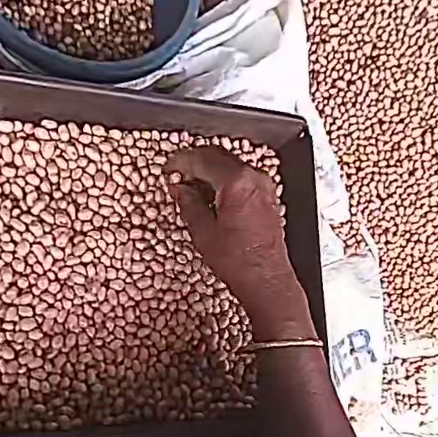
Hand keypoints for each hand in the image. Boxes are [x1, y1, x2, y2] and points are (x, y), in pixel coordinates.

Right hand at [166, 146, 311, 338]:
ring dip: (209, 172)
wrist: (266, 280)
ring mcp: (264, 186)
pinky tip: (212, 198)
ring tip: (192, 190)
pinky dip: (224, 181)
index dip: (180, 162)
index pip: (201, 158)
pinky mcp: (268, 197)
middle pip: (217, 156)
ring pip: (230, 166)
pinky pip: (242, 178)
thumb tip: (180, 189)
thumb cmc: (240, 263)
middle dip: (194, 164)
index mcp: (236, 182)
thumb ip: (188, 203)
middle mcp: (254, 178)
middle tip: (177, 176)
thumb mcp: (203, 233)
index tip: (169, 168)